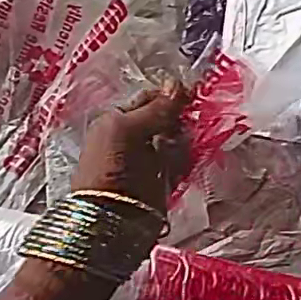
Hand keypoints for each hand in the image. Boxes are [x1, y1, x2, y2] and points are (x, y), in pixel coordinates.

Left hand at [71, 81, 189, 210]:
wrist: (112, 214)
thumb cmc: (110, 167)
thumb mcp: (127, 129)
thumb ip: (155, 109)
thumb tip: (179, 85)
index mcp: (118, 121)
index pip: (150, 100)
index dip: (168, 97)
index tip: (190, 97)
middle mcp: (134, 138)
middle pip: (168, 120)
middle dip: (179, 121)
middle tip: (187, 125)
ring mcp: (150, 160)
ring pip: (179, 141)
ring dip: (185, 143)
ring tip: (183, 148)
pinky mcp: (164, 180)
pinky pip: (182, 164)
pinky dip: (186, 163)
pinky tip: (184, 165)